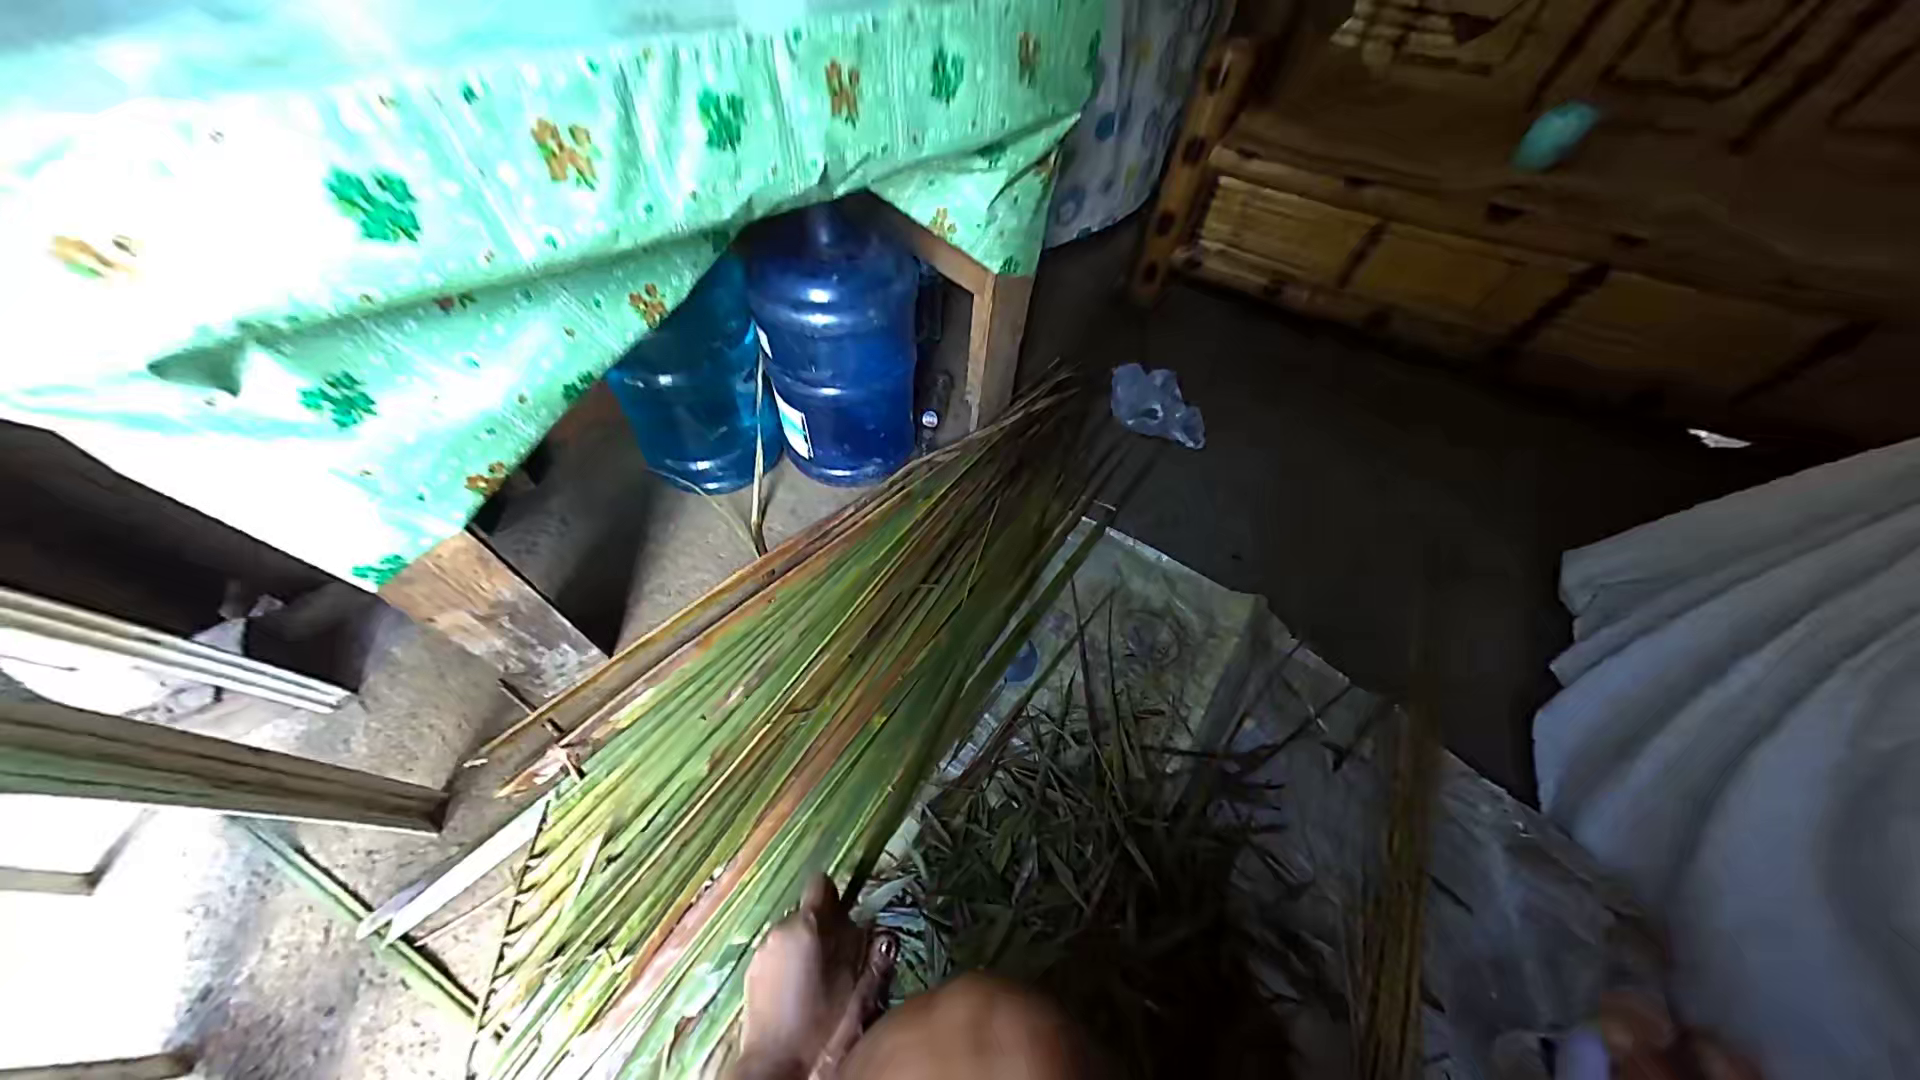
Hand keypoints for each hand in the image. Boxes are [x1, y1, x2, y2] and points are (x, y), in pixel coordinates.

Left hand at [734, 874, 894, 1079]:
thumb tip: (884, 932)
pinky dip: (789, 962)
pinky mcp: (751, 973)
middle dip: (824, 926)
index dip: (835, 896)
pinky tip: (798, 992)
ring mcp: (762, 950)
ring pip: (792, 933)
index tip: (847, 916)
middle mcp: (780, 928)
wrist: (775, 1071)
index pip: (821, 884)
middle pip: (807, 911)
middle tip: (840, 957)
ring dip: (806, 944)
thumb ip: (874, 954)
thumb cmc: (823, 1028)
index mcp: (808, 924)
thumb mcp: (860, 990)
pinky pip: (777, 953)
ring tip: (819, 978)